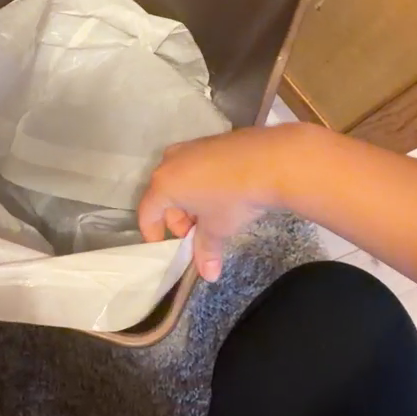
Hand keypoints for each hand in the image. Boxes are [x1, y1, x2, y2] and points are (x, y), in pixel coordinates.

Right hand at [137, 125, 317, 281]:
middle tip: (196, 233)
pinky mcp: (212, 140)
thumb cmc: (233, 198)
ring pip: (181, 178)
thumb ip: (206, 251)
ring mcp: (192, 146)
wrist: (270, 161)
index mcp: (164, 184)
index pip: (147, 212)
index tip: (165, 246)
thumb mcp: (217, 228)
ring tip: (213, 214)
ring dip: (191, 199)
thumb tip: (209, 275)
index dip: (153, 233)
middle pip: (164, 195)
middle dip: (177, 218)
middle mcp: (172, 161)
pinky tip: (225, 192)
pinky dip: (204, 182)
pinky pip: (198, 166)